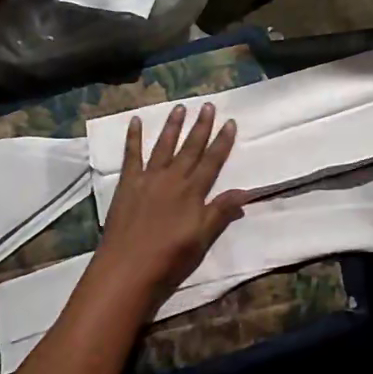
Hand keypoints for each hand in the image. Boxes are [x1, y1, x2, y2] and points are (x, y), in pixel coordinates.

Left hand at [86, 102, 249, 305]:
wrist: (128, 268)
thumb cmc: (169, 259)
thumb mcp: (202, 239)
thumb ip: (221, 212)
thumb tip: (246, 192)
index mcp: (193, 192)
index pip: (212, 162)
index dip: (222, 142)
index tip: (230, 122)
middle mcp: (172, 179)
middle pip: (190, 148)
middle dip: (200, 127)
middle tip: (207, 105)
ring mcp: (147, 179)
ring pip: (163, 146)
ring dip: (172, 126)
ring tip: (180, 107)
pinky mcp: (127, 184)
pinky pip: (131, 155)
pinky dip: (133, 137)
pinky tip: (135, 121)